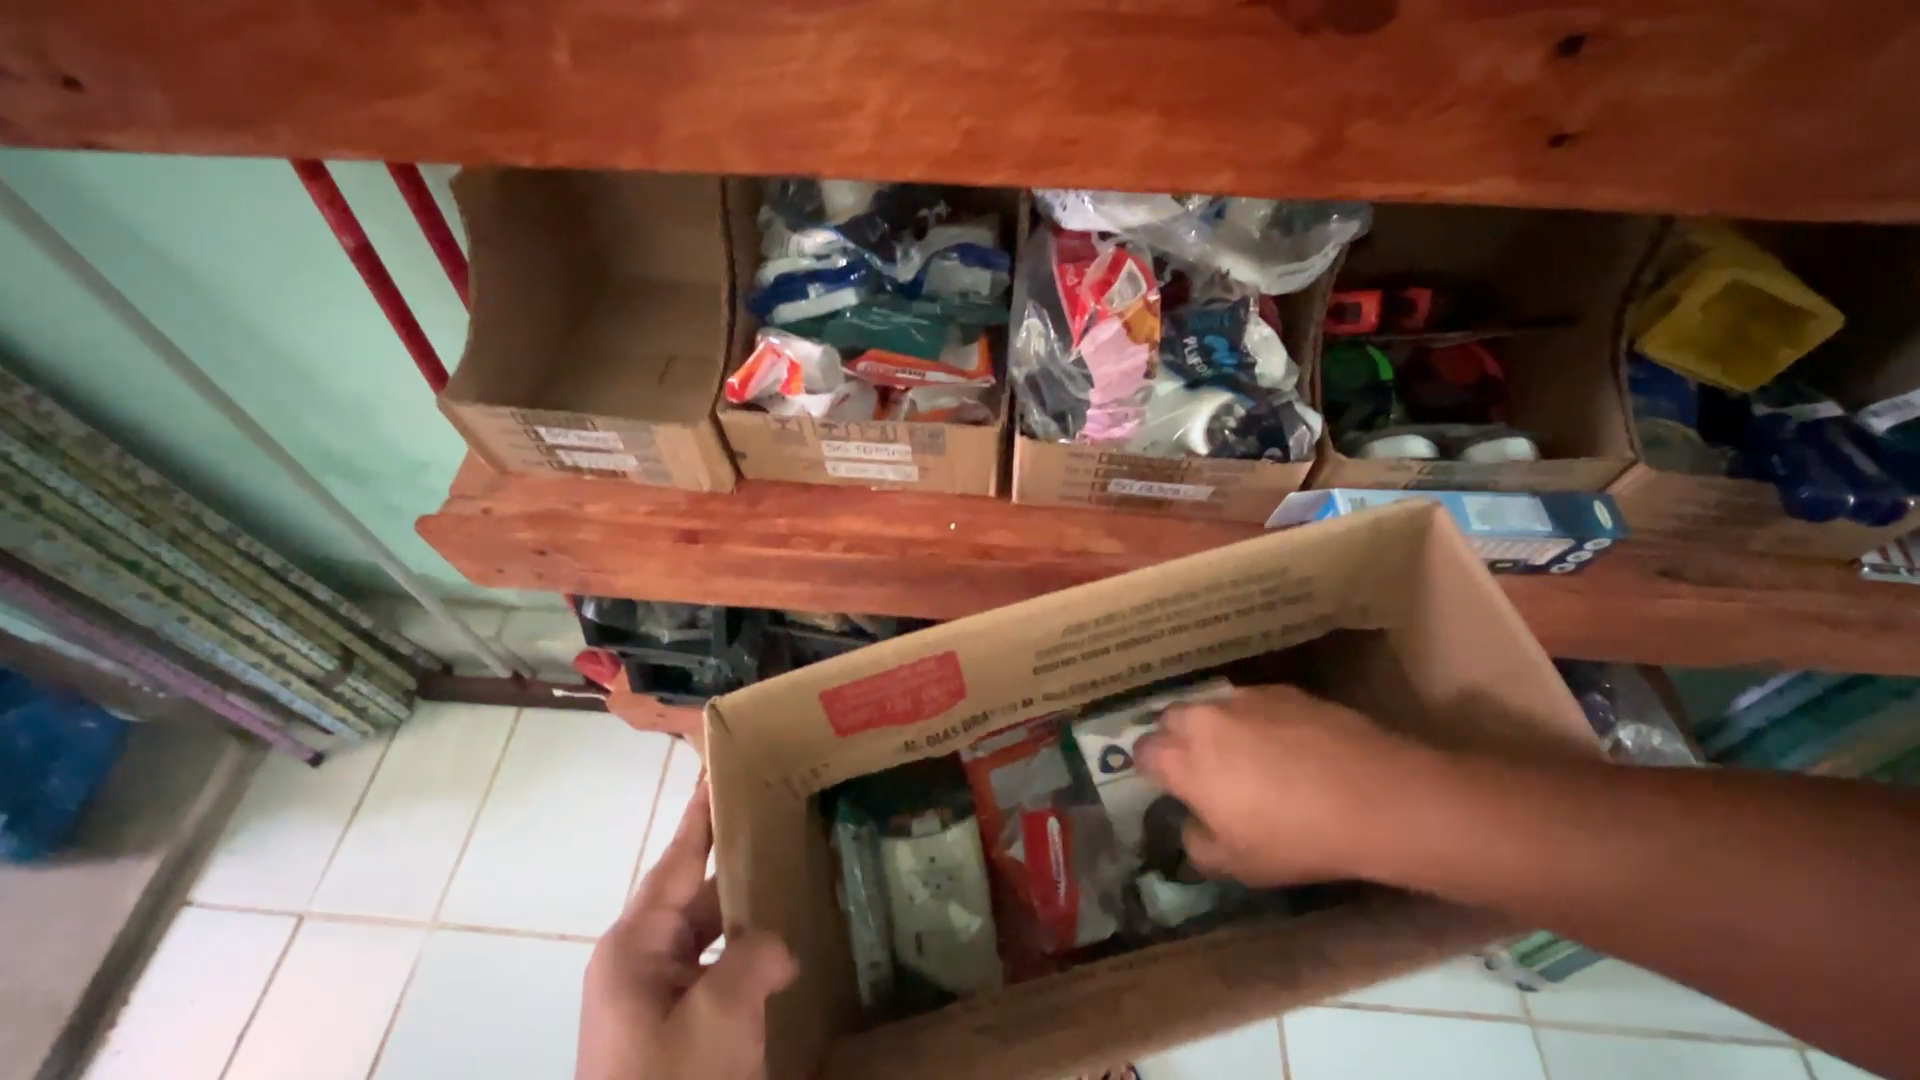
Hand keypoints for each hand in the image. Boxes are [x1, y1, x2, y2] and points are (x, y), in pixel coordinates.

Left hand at [577, 782, 796, 1079]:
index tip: (723, 767)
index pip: (679, 860)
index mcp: (636, 945)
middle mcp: (642, 962)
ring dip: (751, 918)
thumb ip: (757, 956)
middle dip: (743, 864)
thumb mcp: (720, 1015)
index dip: (704, 814)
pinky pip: (718, 976)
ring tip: (800, 878)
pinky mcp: (677, 1031)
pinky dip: (750, 962)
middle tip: (789, 821)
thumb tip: (778, 947)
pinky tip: (788, 953)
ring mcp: (658, 999)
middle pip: (699, 896)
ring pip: (713, 939)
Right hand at [1134, 685, 1437, 886]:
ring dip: (1219, 727)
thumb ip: (1198, 843)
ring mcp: (1246, 699)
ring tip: (1248, 755)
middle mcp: (1205, 719)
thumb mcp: (1238, 865)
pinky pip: (1255, 703)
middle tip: (1203, 769)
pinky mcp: (1285, 691)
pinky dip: (1259, 721)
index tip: (1168, 785)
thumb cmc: (1296, 838)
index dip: (1151, 768)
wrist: (1376, 798)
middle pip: (1172, 719)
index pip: (1143, 751)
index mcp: (1183, 760)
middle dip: (1178, 739)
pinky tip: (1288, 746)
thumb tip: (1193, 823)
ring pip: (1214, 707)